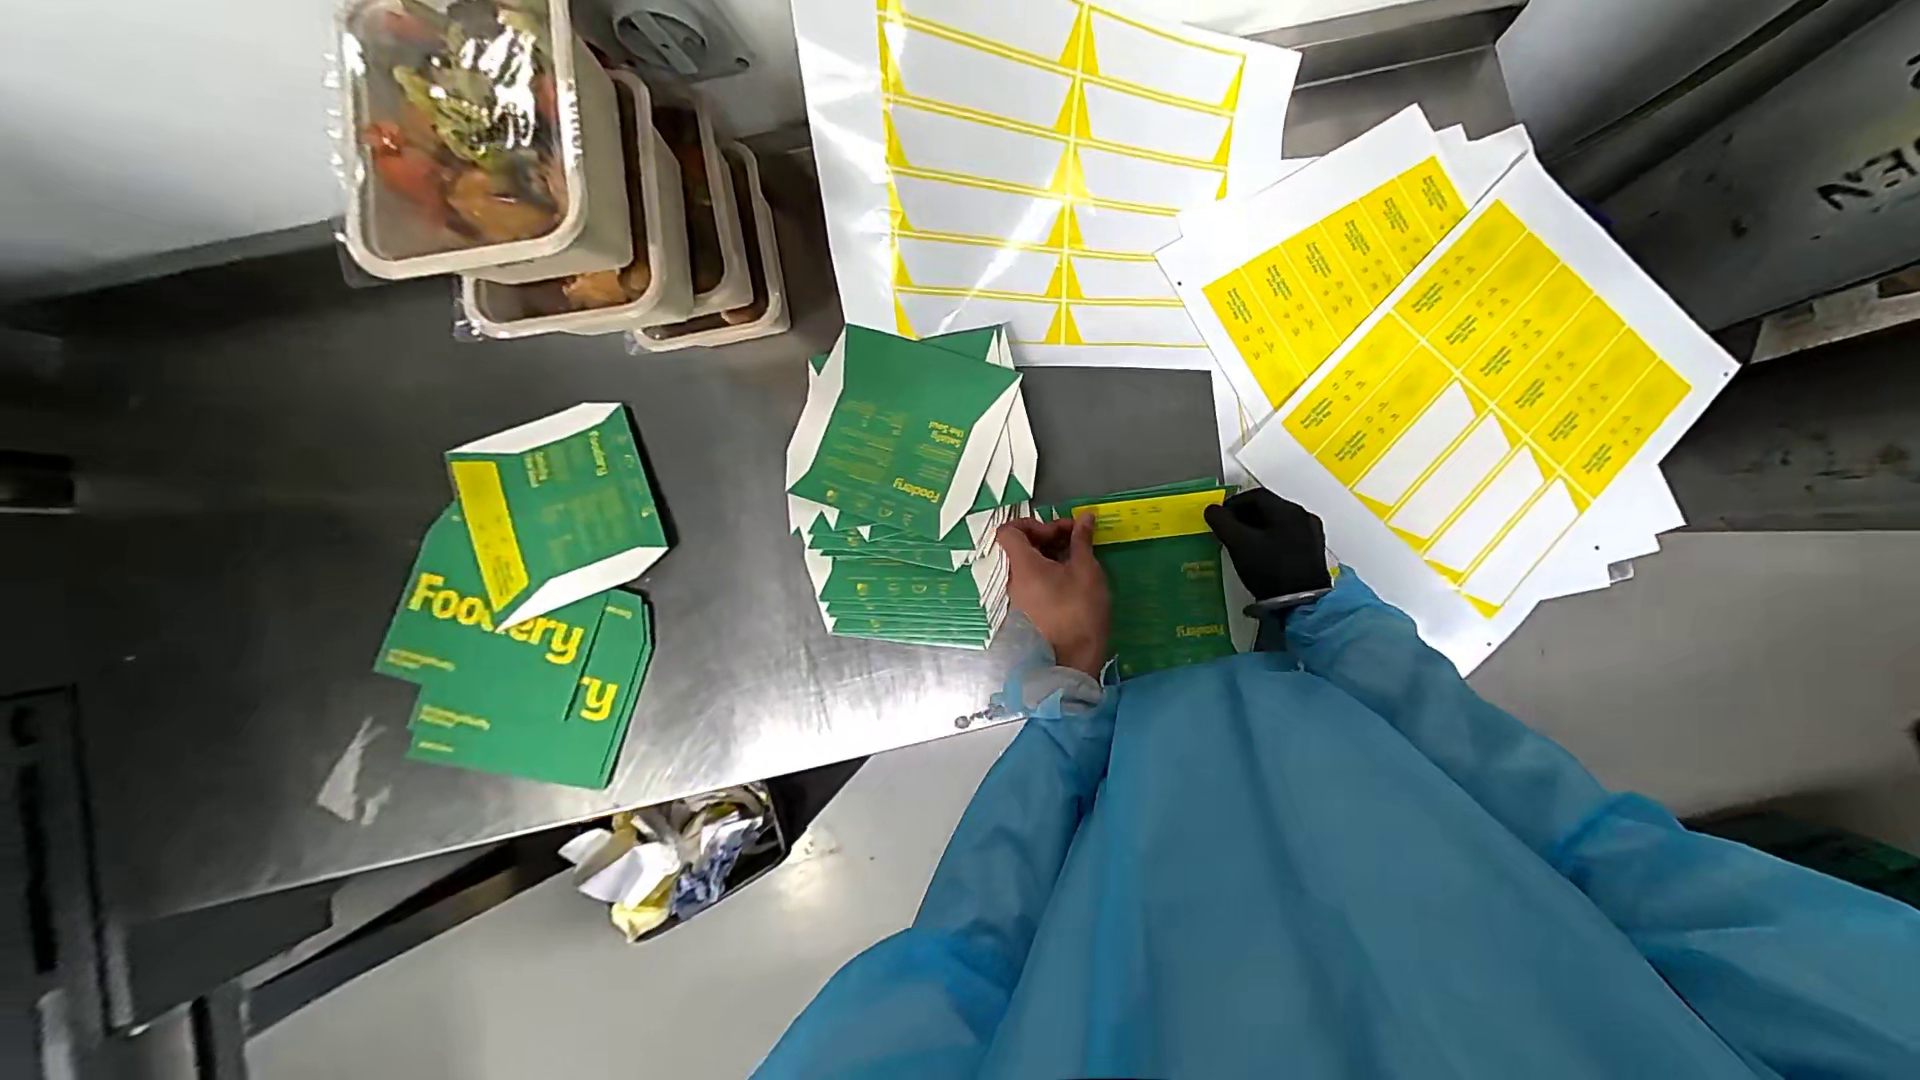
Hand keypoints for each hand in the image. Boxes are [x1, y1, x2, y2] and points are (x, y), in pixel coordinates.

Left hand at [995, 514, 1109, 676]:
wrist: (1077, 654)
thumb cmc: (1081, 608)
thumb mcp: (1086, 568)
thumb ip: (1081, 539)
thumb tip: (1085, 516)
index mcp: (1022, 566)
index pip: (1007, 531)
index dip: (1030, 523)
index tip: (1057, 530)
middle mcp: (1012, 578)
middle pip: (1017, 544)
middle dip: (1045, 534)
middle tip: (1073, 537)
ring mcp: (1017, 592)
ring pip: (1024, 560)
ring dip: (1047, 549)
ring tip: (1075, 551)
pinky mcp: (1026, 604)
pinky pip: (1029, 575)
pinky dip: (1045, 565)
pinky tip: (1068, 569)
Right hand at [1204, 488, 1330, 601]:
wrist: (1301, 603)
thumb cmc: (1269, 570)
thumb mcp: (1239, 544)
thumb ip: (1222, 523)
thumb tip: (1212, 509)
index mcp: (1287, 510)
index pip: (1256, 495)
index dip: (1233, 503)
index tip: (1219, 516)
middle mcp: (1303, 516)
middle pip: (1269, 506)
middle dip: (1245, 514)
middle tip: (1228, 528)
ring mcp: (1312, 533)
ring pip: (1279, 521)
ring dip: (1258, 526)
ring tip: (1242, 541)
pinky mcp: (1314, 551)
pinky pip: (1288, 535)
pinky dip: (1271, 537)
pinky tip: (1261, 552)